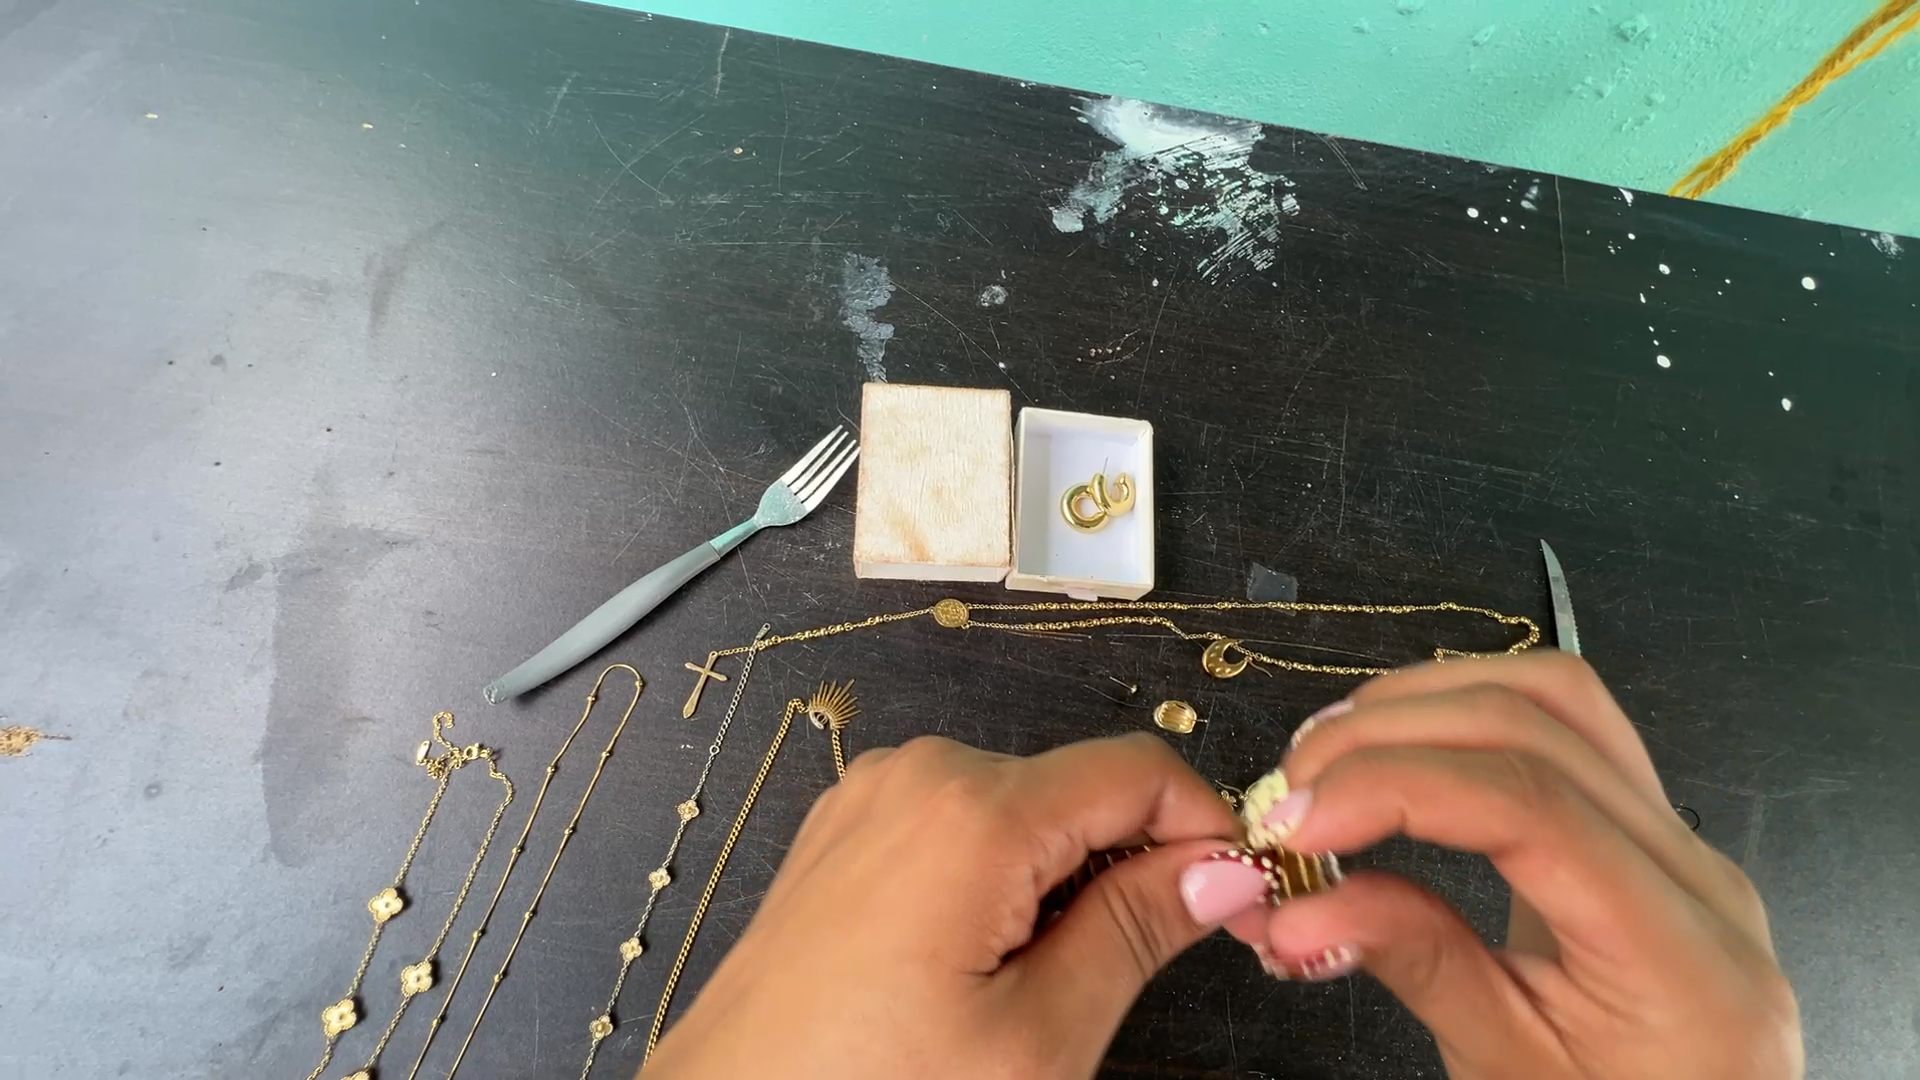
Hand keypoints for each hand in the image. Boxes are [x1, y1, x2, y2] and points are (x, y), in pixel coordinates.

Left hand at [642, 732, 1239, 1078]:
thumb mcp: (1035, 1039)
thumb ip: (1134, 929)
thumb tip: (1225, 868)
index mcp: (976, 806)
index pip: (1136, 770)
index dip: (1202, 823)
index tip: (1233, 895)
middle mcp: (925, 766)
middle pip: (1074, 786)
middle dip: (1125, 857)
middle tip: (1133, 958)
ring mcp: (879, 783)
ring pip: (1019, 801)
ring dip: (1058, 867)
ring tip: (1029, 969)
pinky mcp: (852, 811)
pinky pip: (957, 813)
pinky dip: (996, 861)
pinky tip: (966, 942)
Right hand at [1181, 651, 1802, 1078]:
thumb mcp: (1506, 1068)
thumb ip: (1413, 965)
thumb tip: (1288, 907)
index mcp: (1682, 953)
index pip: (1527, 804)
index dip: (1388, 788)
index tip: (1289, 823)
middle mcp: (1691, 863)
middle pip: (1528, 723)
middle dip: (1381, 737)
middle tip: (1289, 788)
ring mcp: (1668, 823)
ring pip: (1544, 690)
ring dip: (1414, 701)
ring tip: (1327, 749)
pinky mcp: (1630, 804)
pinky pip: (1549, 707)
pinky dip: (1448, 700)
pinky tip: (1387, 737)